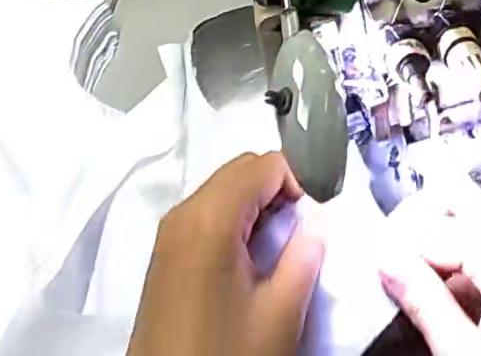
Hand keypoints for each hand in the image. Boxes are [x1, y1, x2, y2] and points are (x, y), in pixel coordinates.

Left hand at [128, 152, 325, 355]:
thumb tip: (316, 222)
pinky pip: (208, 210)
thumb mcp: (279, 315)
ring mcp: (170, 233)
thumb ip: (305, 255)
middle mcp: (185, 211)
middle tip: (299, 230)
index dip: (299, 182)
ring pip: (226, 187)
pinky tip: (249, 259)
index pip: (268, 165)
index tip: (314, 219)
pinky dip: (235, 217)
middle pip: (243, 169)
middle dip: (278, 187)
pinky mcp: (164, 255)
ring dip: (257, 202)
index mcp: (212, 216)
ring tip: (278, 246)